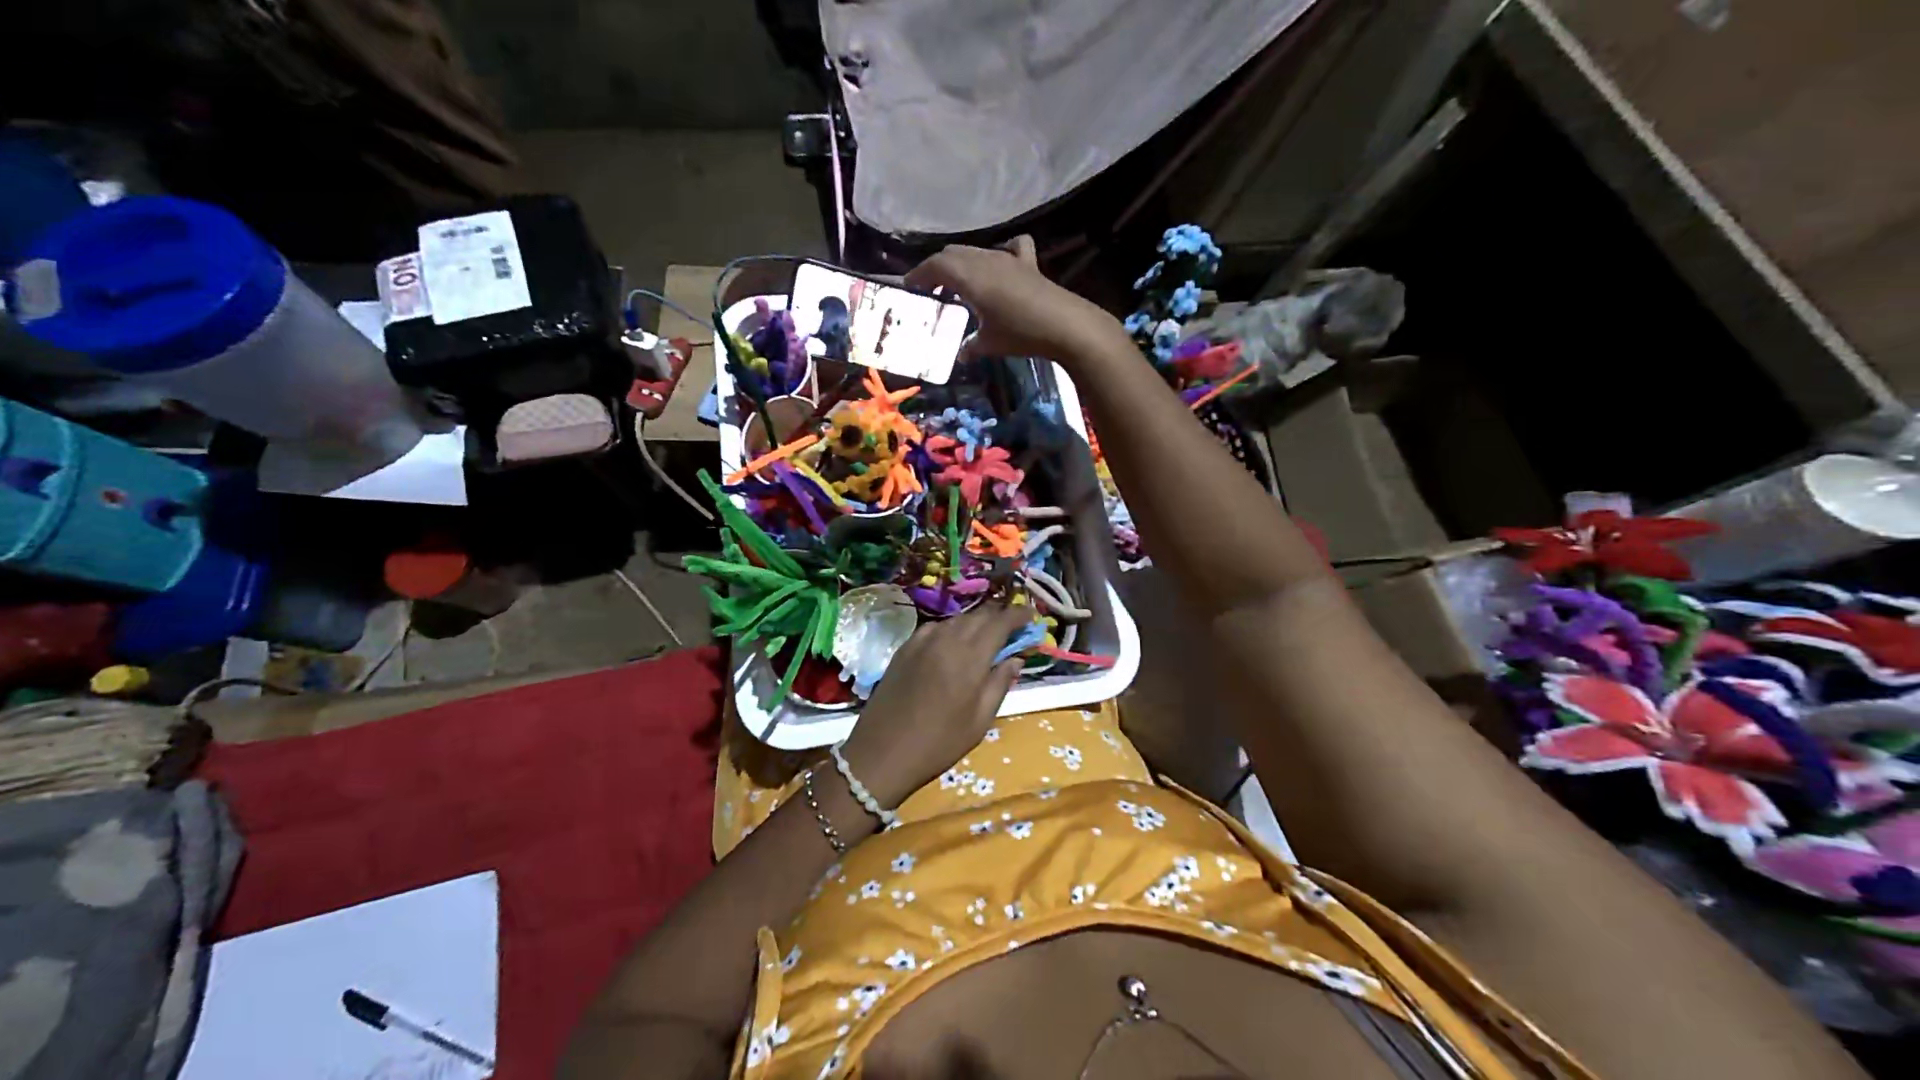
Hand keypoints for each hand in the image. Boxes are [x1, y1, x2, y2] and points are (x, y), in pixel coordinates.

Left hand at [837, 603, 1032, 807]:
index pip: (1000, 622)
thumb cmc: (939, 743)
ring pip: (956, 620)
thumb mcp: (980, 720)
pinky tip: (955, 644)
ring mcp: (921, 641)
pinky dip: (952, 630)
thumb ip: (1000, 683)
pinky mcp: (904, 648)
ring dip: (976, 623)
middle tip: (1013, 629)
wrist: (882, 753)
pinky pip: (935, 628)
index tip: (1031, 617)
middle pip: (978, 616)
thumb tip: (1015, 659)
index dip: (1018, 616)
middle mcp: (945, 639)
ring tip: (987, 636)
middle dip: (999, 617)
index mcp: (969, 657)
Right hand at [905, 236, 1126, 368]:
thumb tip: (962, 353)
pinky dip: (999, 254)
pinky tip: (1000, 265)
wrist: (1066, 325)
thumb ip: (970, 346)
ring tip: (957, 284)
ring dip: (962, 263)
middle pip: (953, 253)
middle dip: (937, 268)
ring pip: (976, 251)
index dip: (919, 274)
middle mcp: (985, 259)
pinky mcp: (1029, 264)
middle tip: (930, 288)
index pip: (935, 266)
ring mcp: (1009, 258)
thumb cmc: (1020, 333)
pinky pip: (1011, 249)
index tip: (909, 286)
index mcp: (969, 275)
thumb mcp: (988, 344)